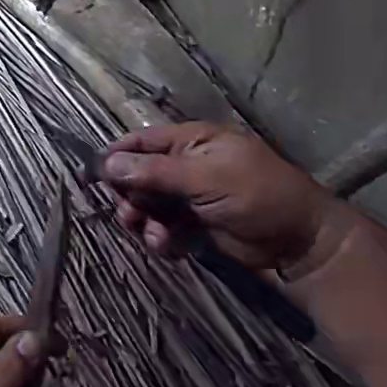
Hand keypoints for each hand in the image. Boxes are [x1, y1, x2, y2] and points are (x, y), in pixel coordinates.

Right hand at [100, 122, 353, 272]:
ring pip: (147, 206)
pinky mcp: (193, 226)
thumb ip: (155, 172)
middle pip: (138, 176)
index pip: (141, 141)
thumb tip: (108, 164)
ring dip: (142, 220)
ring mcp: (189, 197)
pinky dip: (159, 238)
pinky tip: (167, 244)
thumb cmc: (257, 195)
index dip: (114, 156)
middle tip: (127, 212)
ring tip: (151, 232)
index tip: (88, 175)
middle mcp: (187, 166)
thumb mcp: (205, 177)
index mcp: (192, 141)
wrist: (298, 241)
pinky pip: (162, 228)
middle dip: (128, 195)